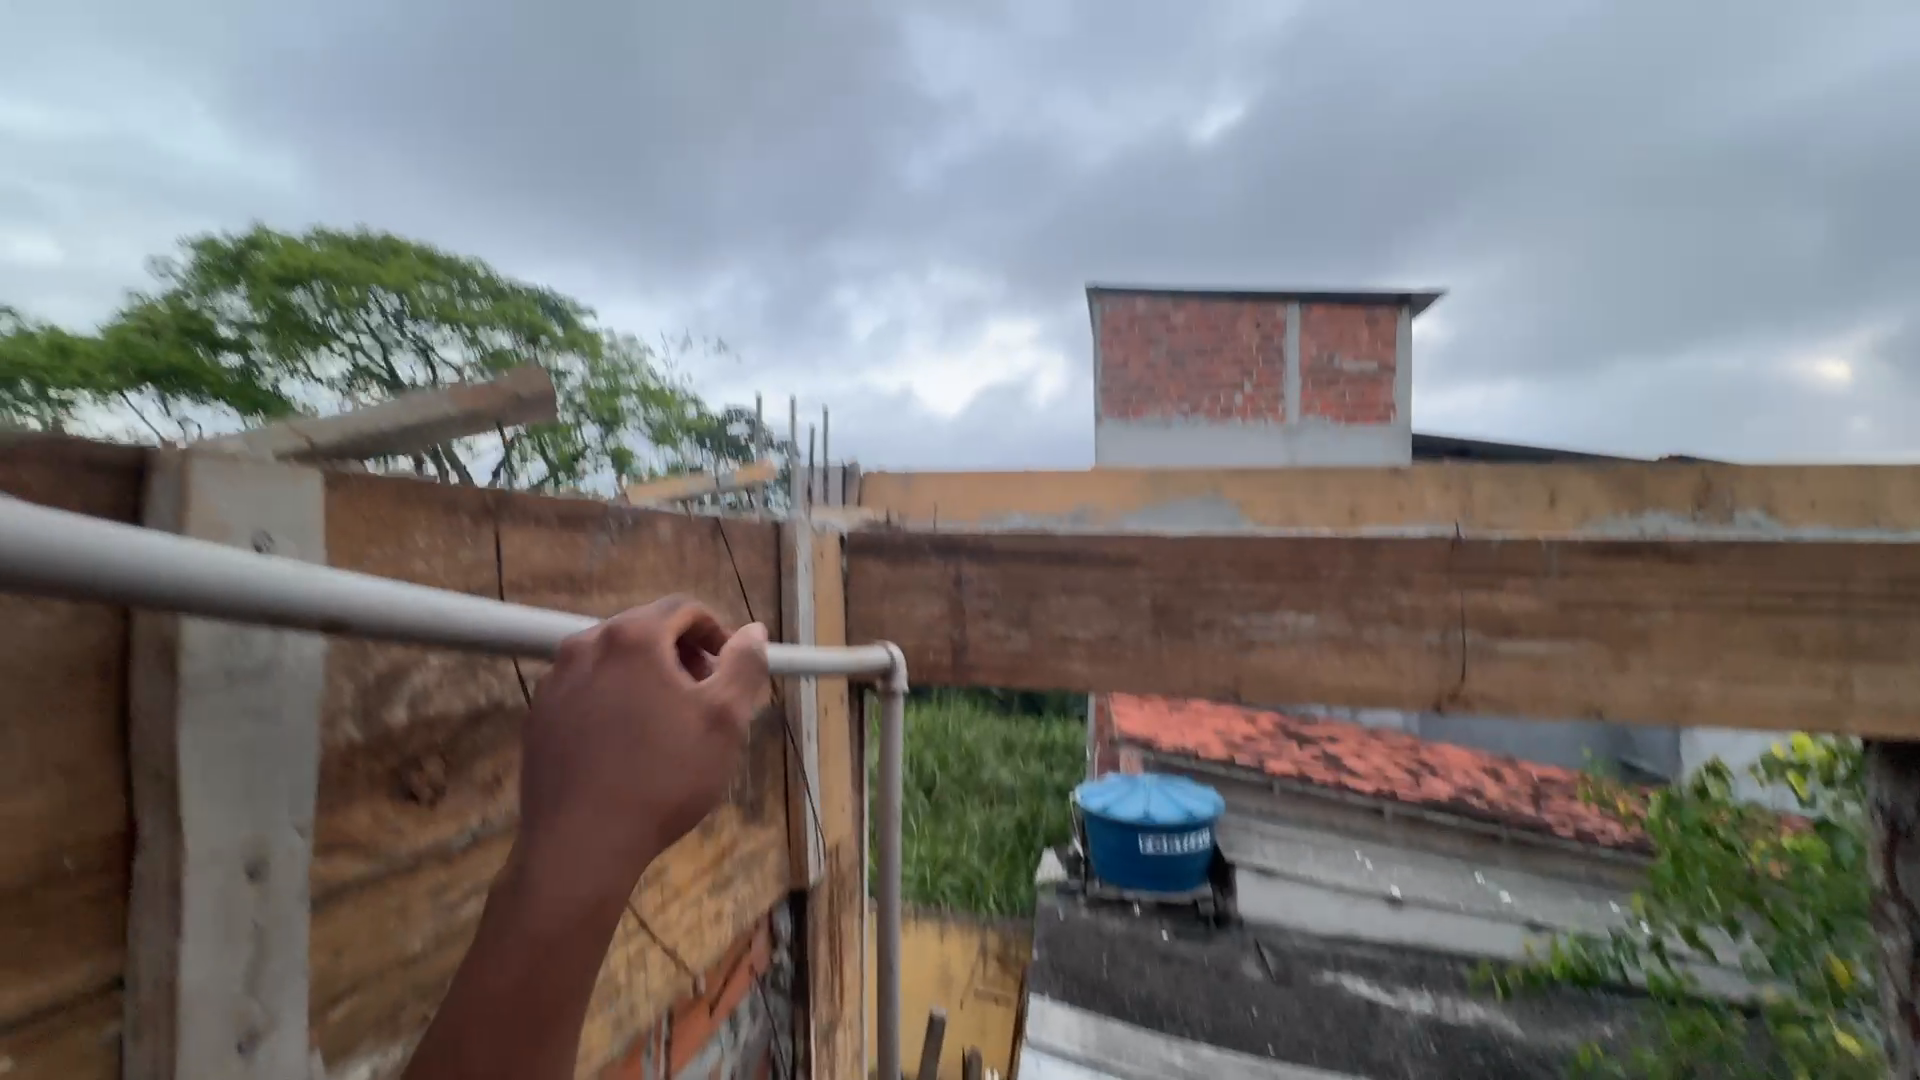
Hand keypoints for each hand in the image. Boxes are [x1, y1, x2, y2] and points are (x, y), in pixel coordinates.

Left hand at [509, 595, 770, 914]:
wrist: (581, 846)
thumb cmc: (664, 776)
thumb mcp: (725, 719)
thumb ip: (744, 665)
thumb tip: (752, 632)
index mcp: (633, 637)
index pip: (684, 609)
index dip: (717, 634)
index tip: (731, 671)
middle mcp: (586, 645)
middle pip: (648, 631)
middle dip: (683, 657)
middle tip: (706, 701)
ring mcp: (554, 682)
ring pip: (616, 662)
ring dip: (649, 679)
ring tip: (669, 727)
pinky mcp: (538, 718)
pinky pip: (588, 692)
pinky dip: (615, 703)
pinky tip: (629, 748)